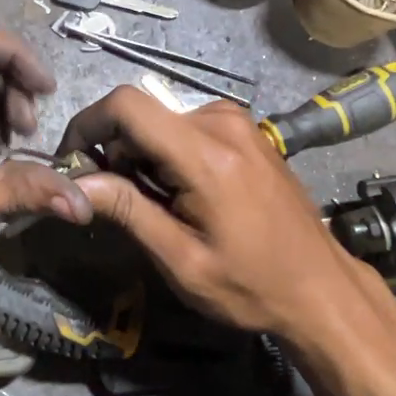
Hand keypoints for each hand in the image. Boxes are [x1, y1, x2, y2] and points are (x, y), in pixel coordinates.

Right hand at [58, 86, 362, 334]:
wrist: (322, 290)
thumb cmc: (252, 285)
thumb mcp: (182, 260)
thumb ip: (128, 211)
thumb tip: (73, 183)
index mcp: (207, 154)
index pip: (127, 105)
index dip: (88, 124)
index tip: (73, 161)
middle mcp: (222, 122)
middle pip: (141, 113)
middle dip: (116, 149)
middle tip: (118, 199)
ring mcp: (236, 121)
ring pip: (159, 119)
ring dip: (142, 153)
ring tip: (157, 203)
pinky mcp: (243, 127)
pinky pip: (183, 124)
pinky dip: (166, 150)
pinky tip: (181, 191)